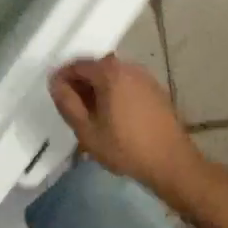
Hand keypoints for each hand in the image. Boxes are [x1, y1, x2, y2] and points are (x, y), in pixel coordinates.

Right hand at [49, 55, 208, 192]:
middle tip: (72, 109)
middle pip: (96, 68)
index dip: (62, 79)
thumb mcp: (87, 130)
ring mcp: (146, 78)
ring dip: (98, 90)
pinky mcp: (156, 90)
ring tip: (92, 116)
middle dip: (81, 85)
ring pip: (113, 77)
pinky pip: (127, 85)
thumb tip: (56, 83)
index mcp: (110, 73)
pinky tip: (114, 118)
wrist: (171, 163)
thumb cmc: (125, 148)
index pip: (77, 65)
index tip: (56, 97)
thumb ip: (68, 103)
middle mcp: (129, 67)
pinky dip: (115, 94)